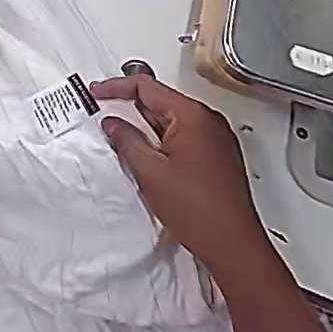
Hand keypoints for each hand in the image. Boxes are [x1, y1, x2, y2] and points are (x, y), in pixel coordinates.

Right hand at [90, 75, 271, 273]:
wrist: (232, 244)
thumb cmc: (200, 211)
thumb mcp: (150, 171)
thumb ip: (127, 140)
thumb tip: (114, 124)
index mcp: (192, 115)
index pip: (148, 87)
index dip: (117, 87)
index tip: (99, 92)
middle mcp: (208, 120)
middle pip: (161, 101)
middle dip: (132, 109)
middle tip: (107, 117)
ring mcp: (216, 138)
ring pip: (172, 120)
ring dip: (147, 127)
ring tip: (126, 143)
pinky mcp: (218, 154)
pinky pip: (185, 135)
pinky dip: (163, 140)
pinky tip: (151, 158)